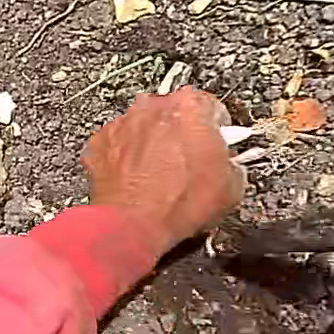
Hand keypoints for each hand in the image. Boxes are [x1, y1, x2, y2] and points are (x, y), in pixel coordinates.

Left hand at [82, 88, 244, 254]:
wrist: (132, 226)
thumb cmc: (177, 205)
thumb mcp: (230, 188)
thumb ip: (233, 164)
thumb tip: (229, 166)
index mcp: (191, 107)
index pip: (211, 107)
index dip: (216, 130)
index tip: (215, 145)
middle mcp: (154, 106)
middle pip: (174, 114)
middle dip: (180, 134)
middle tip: (186, 164)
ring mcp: (124, 122)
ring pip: (144, 127)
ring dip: (151, 144)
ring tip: (159, 177)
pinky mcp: (101, 141)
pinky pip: (119, 144)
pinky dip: (126, 158)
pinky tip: (136, 181)